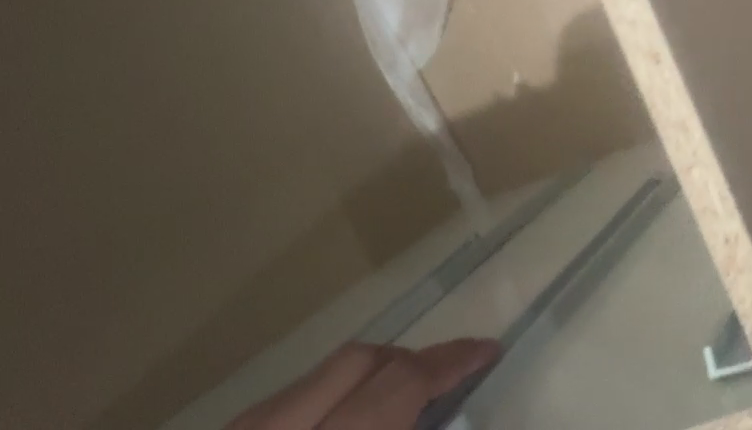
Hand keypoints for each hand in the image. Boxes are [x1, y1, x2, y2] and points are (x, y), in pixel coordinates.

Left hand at [227, 339, 499, 429]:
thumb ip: (410, 423)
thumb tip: (444, 397)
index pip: (401, 381)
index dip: (451, 360)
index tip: (489, 350)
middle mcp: (280, 426)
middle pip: (358, 360)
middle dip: (408, 361)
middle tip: (443, 378)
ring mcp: (241, 429)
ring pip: (315, 375)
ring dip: (366, 377)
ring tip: (391, 403)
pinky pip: (279, 404)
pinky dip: (321, 401)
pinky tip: (336, 424)